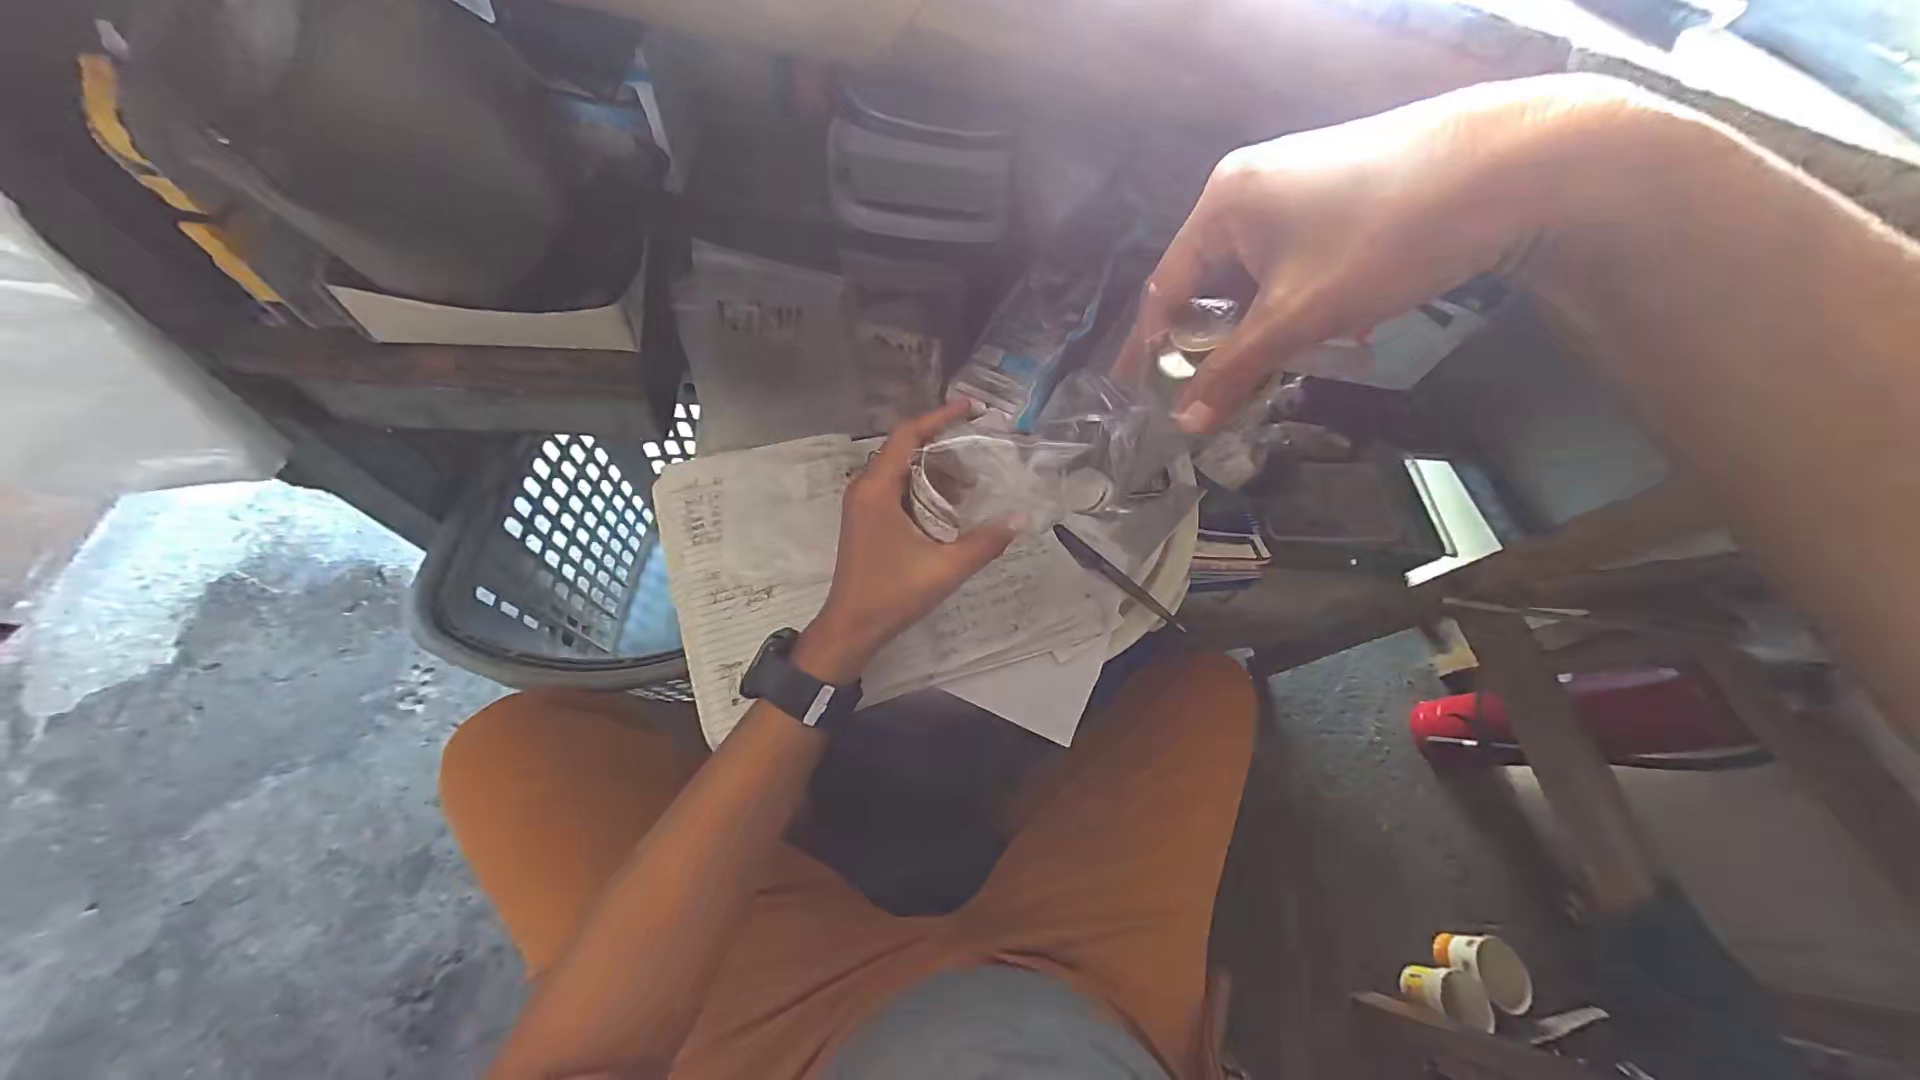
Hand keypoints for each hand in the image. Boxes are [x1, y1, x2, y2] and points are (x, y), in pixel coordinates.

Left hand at [792, 401, 1015, 683]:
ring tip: (971, 476)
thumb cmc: (892, 595)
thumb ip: (985, 543)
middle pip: (904, 448)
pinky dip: (922, 485)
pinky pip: (895, 487)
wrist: (851, 627)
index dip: (939, 417)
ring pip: (900, 468)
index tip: (970, 408)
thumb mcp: (945, 569)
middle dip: (942, 443)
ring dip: (933, 467)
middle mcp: (864, 488)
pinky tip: (950, 502)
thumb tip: (1021, 518)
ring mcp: (862, 504)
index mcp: (877, 490)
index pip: (907, 435)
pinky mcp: (866, 519)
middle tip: (980, 449)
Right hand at [1120, 74, 1671, 432]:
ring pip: (1253, 278)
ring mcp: (1295, 188)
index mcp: (1222, 202)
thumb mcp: (1298, 314)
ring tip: (1280, 364)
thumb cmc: (1385, 236)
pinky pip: (1290, 264)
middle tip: (1214, 389)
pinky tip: (1326, 328)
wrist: (1524, 163)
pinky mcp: (1335, 197)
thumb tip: (1184, 424)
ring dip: (1261, 327)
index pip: (1164, 287)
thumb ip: (1233, 370)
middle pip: (1208, 284)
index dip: (1146, 344)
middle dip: (1213, 341)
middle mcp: (1248, 188)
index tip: (1132, 388)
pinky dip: (1295, 304)